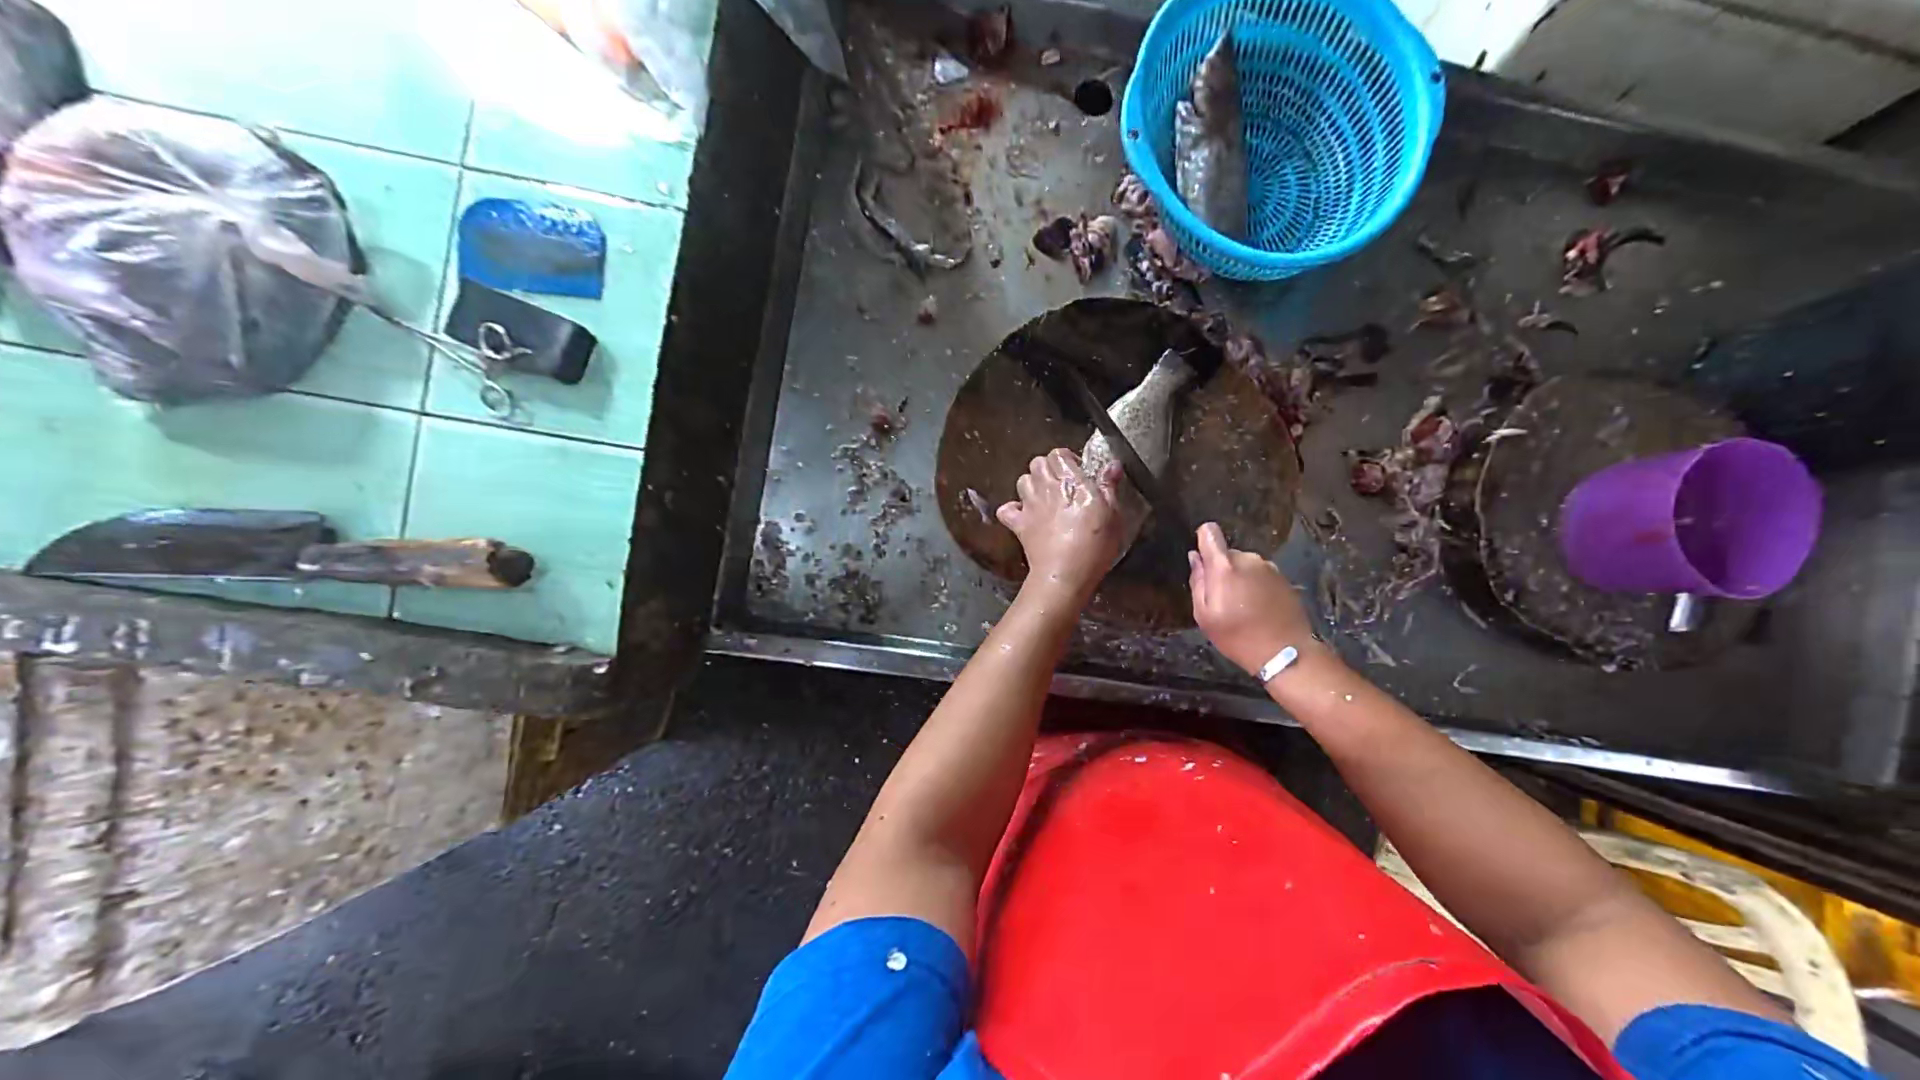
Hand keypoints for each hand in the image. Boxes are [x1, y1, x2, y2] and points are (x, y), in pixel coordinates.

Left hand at [997, 448, 1124, 595]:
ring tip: (1045, 497)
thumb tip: (1113, 466)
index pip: (1058, 454)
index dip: (1067, 458)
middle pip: (1037, 463)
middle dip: (1047, 468)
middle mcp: (1046, 488)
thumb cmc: (1094, 544)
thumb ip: (1110, 487)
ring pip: (1022, 481)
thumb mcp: (1113, 514)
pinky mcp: (1019, 525)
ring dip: (1031, 485)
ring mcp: (1030, 506)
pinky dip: (1011, 510)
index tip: (1078, 471)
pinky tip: (1023, 515)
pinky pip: (1006, 510)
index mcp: (1070, 481)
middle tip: (1062, 483)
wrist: (1065, 573)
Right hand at [1188, 521, 1312, 676]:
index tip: (1202, 560)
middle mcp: (1249, 559)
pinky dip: (1256, 587)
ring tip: (1242, 608)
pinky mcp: (1284, 579)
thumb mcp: (1204, 615)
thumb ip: (1198, 582)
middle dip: (1221, 570)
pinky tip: (1259, 610)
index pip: (1209, 533)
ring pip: (1245, 566)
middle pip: (1227, 554)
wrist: (1286, 652)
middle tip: (1222, 600)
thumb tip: (1195, 558)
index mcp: (1224, 566)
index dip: (1202, 540)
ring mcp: (1270, 568)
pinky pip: (1261, 576)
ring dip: (1240, 579)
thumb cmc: (1238, 636)